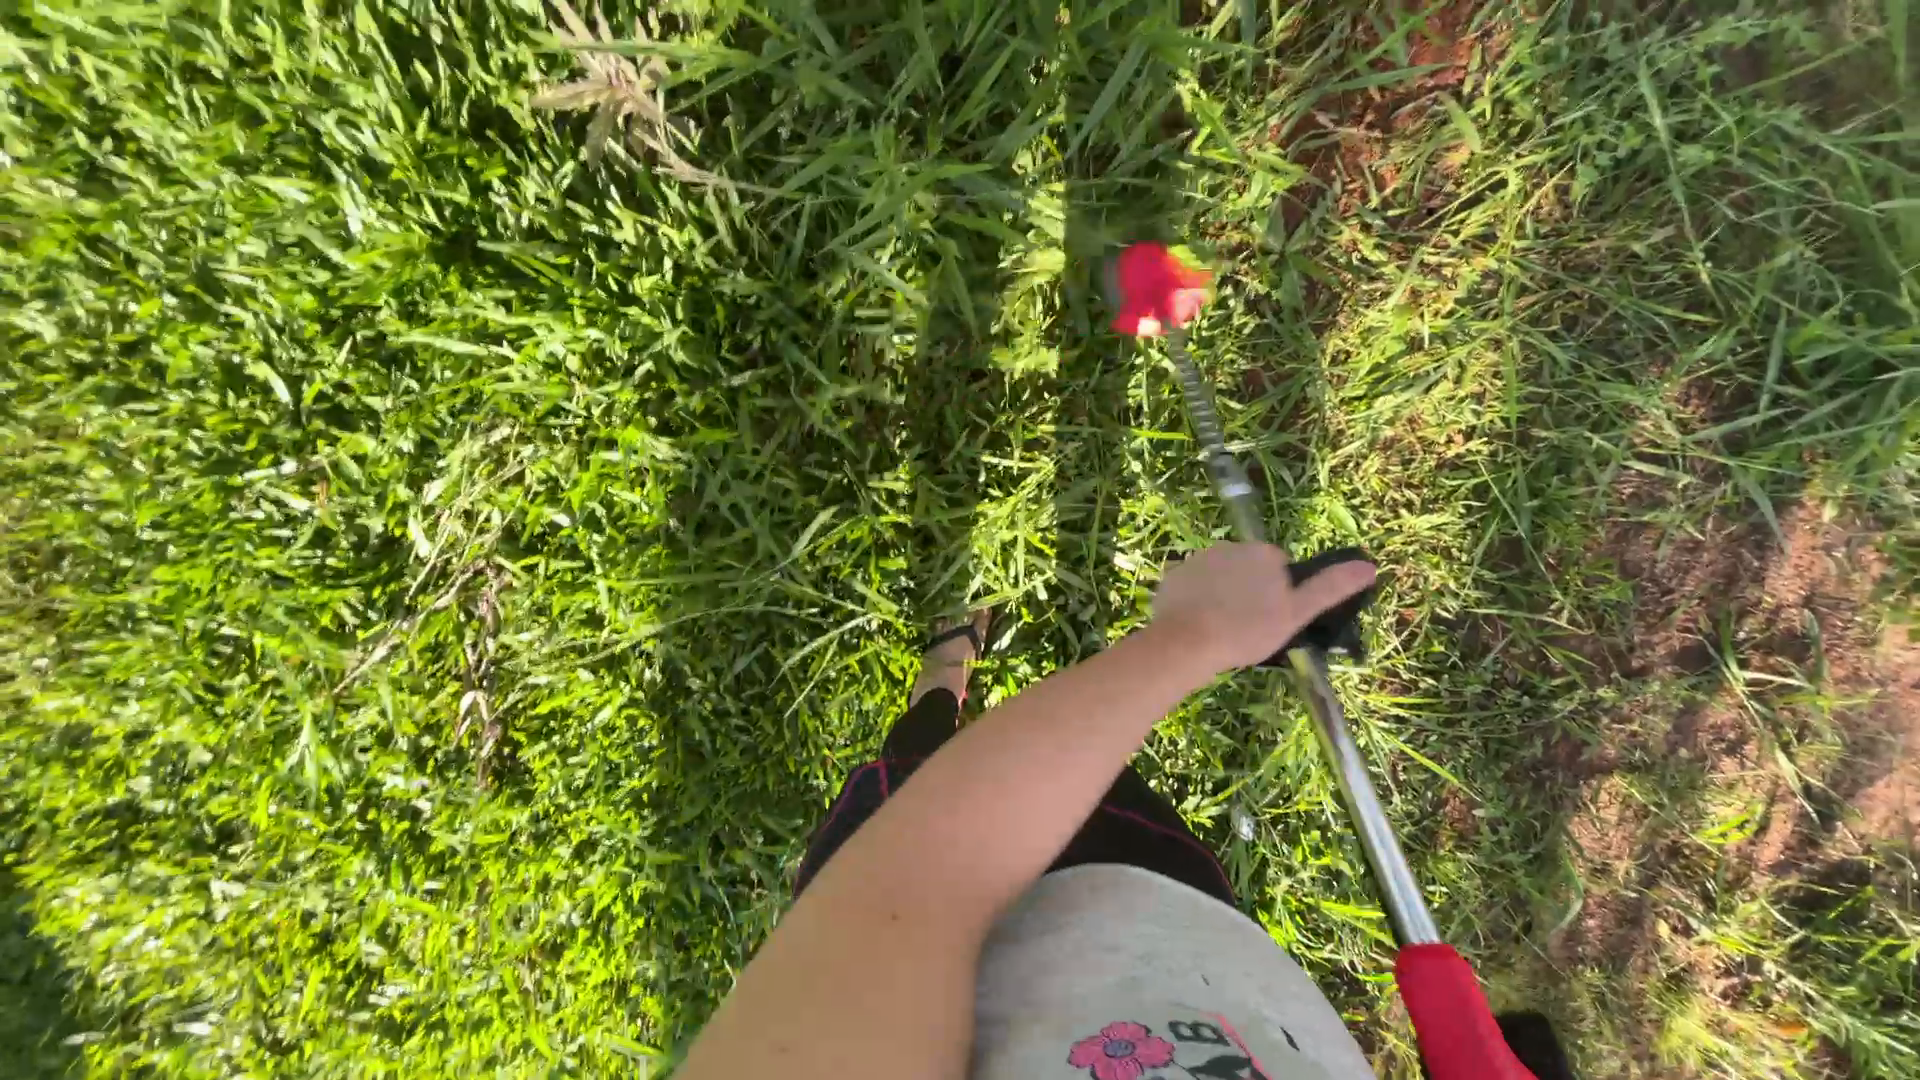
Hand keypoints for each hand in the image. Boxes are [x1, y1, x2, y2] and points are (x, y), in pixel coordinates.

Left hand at [1150, 542, 1376, 671]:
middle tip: (1248, 625)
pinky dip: (1195, 601)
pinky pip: (1190, 587)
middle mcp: (1227, 546)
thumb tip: (1369, 566)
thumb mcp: (1296, 613)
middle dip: (1249, 590)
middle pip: (1246, 568)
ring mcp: (1195, 560)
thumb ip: (1329, 588)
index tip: (1272, 616)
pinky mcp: (1171, 577)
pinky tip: (1197, 624)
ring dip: (1222, 594)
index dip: (1278, 592)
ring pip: (1218, 577)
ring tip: (1222, 627)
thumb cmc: (1248, 630)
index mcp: (1260, 552)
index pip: (1277, 565)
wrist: (1187, 642)